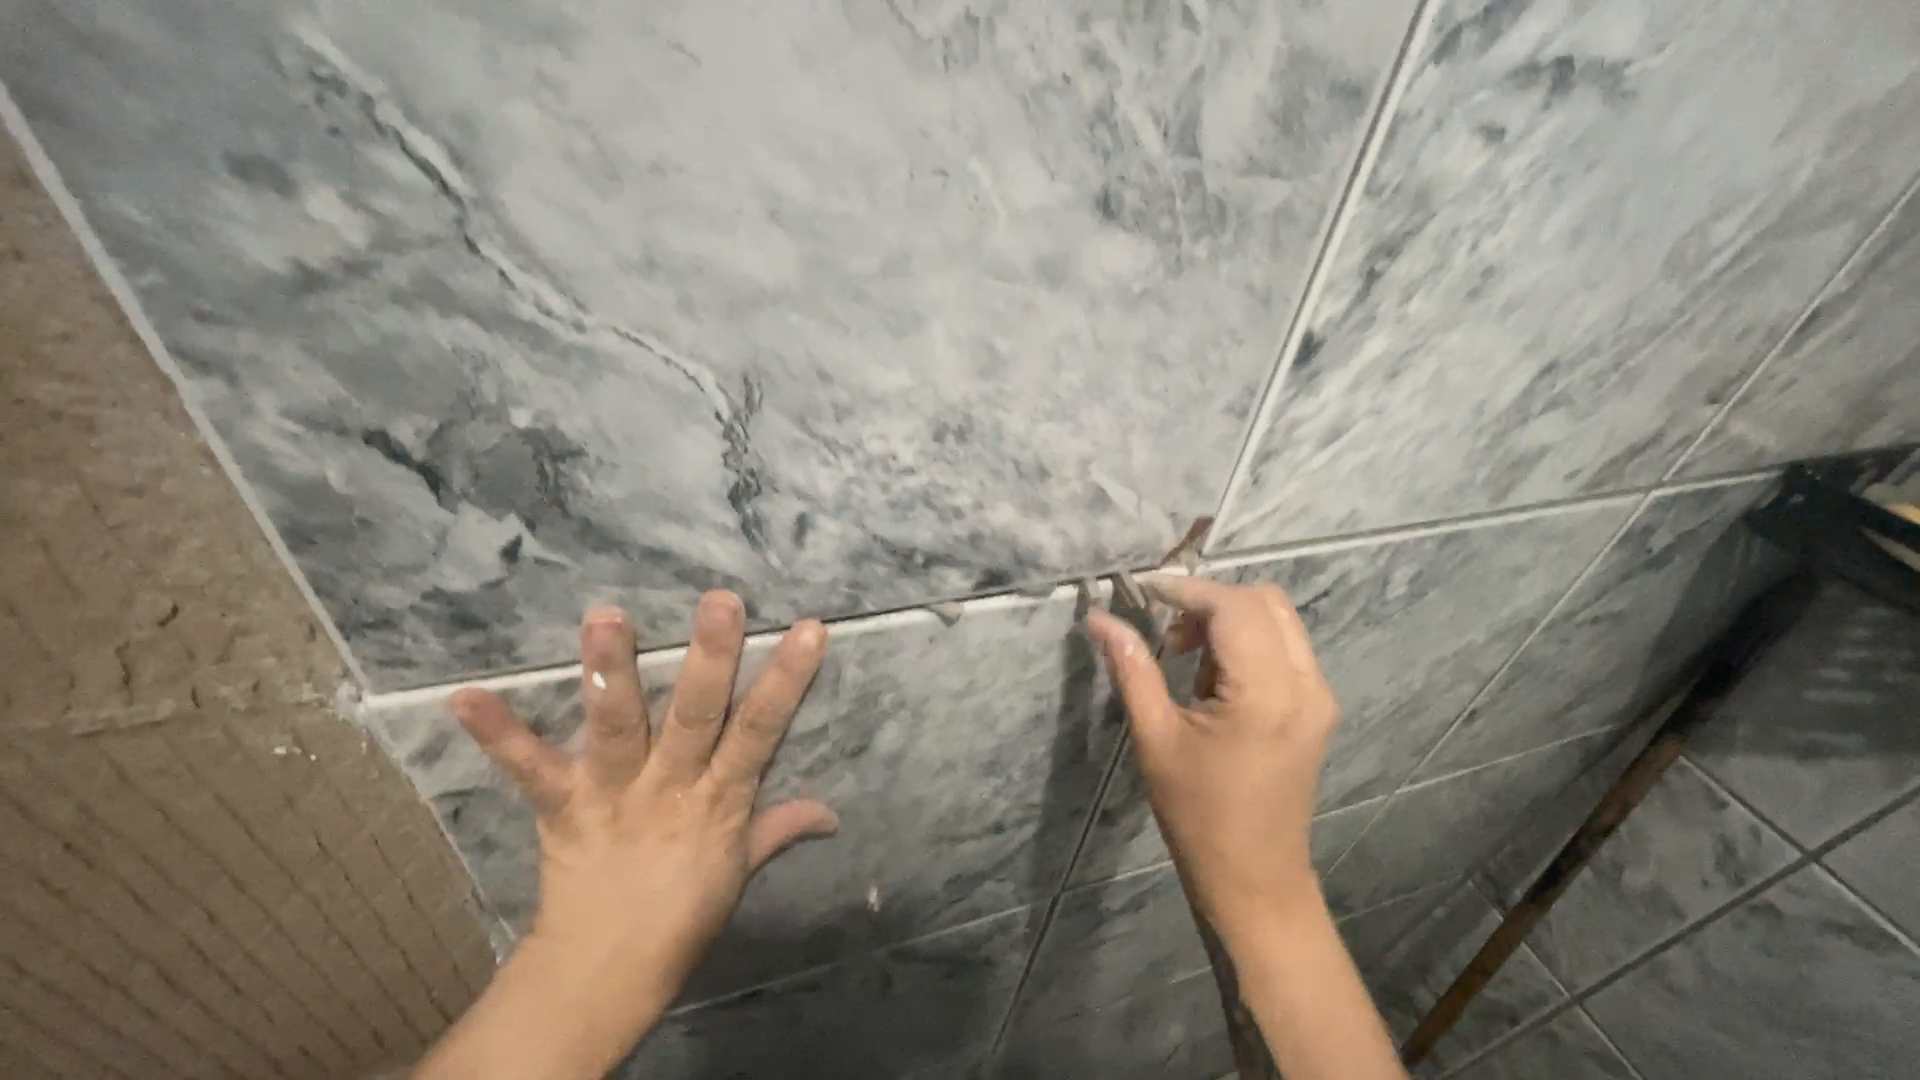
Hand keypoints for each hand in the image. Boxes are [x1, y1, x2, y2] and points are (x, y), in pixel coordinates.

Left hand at [448, 592, 837, 1032]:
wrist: (606, 973)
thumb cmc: (682, 915)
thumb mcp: (740, 870)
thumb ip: (780, 828)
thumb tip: (831, 813)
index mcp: (720, 800)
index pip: (761, 731)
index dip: (787, 681)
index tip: (807, 630)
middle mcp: (671, 787)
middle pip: (696, 717)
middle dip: (710, 658)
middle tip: (720, 601)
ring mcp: (614, 795)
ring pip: (619, 727)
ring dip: (612, 673)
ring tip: (607, 617)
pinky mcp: (563, 808)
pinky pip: (530, 769)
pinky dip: (499, 734)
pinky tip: (464, 695)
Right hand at [1085, 576, 1338, 943]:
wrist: (1254, 876)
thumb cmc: (1197, 814)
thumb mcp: (1155, 737)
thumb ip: (1132, 668)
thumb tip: (1098, 618)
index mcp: (1266, 694)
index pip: (1233, 607)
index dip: (1186, 590)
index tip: (1143, 591)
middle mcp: (1306, 684)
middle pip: (1263, 602)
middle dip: (1209, 602)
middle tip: (1167, 634)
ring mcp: (1318, 695)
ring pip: (1278, 620)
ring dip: (1229, 621)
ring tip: (1186, 660)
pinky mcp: (1317, 707)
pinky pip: (1284, 647)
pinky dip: (1247, 642)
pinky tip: (1214, 679)